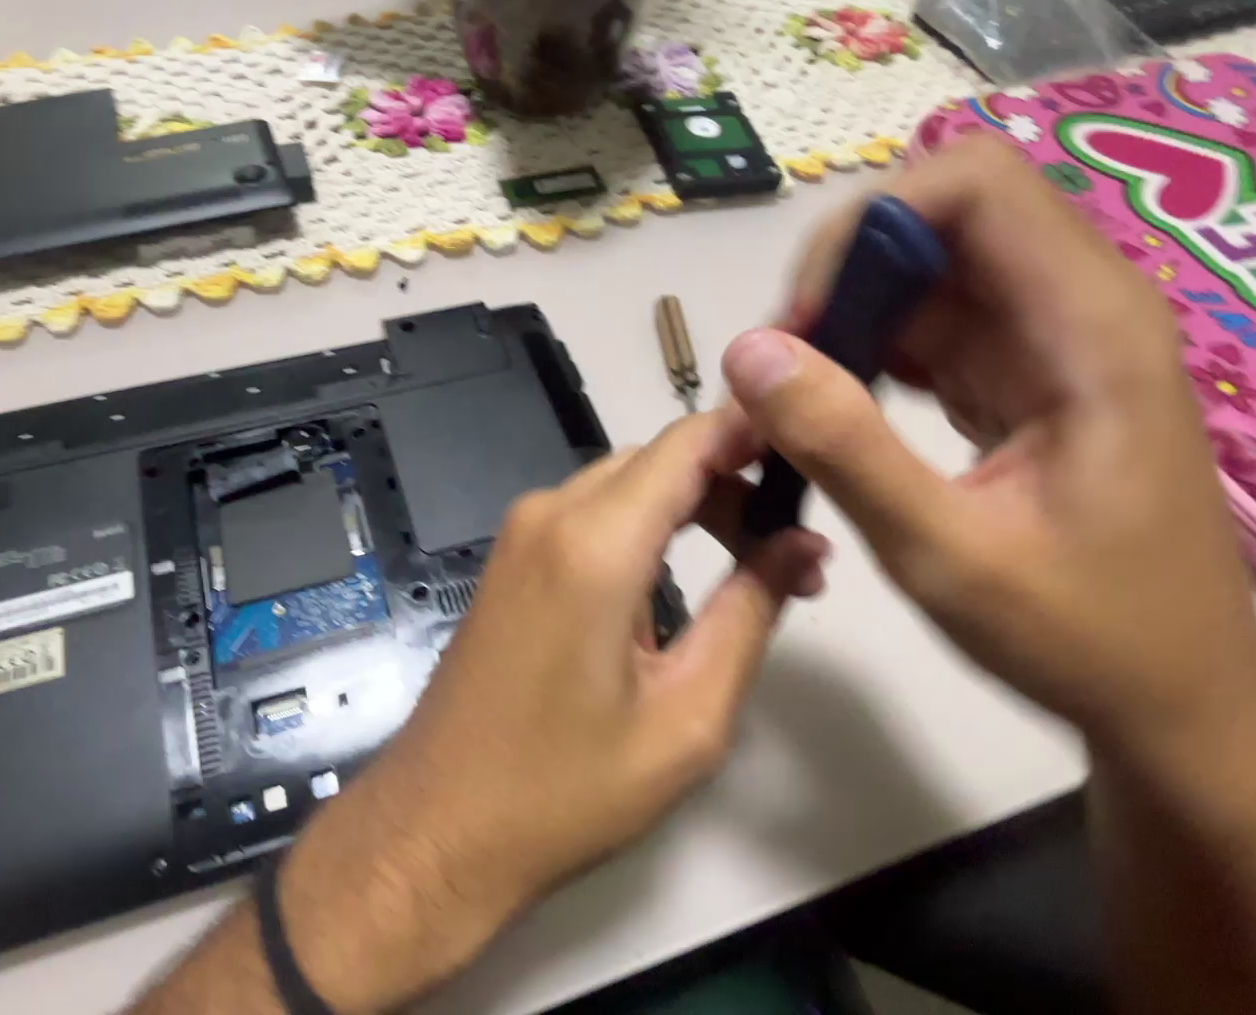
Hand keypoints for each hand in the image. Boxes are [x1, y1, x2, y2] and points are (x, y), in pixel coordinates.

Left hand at [271, 410, 826, 1012]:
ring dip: (690, 507)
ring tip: (753, 572)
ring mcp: (518, 535)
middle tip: (793, 555)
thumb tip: (802, 543)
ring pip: (624, 484)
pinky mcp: (509, 561)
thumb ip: (750, 613)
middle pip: (657, 459)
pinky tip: (677, 582)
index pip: (688, 442)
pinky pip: (589, 516)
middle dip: (732, 485)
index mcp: (593, 544)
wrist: (441, 824)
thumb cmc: (565, 788)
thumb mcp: (686, 715)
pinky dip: (643, 528)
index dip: (754, 432)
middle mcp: (548, 516)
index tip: (814, 455)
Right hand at [721, 135, 1255, 747]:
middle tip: (779, 372)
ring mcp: (1048, 345)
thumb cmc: (1078, 634)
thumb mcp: (943, 552)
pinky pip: (928, 332)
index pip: (975, 187)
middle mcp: (1076, 312)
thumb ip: (843, 446)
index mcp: (1089, 329)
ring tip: (790, 403)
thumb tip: (745, 352)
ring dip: (844, 325)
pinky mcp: (1021, 380)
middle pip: (940, 224)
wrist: (1169, 700)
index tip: (805, 320)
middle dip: (842, 282)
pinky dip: (865, 360)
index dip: (871, 227)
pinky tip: (833, 417)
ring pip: (924, 279)